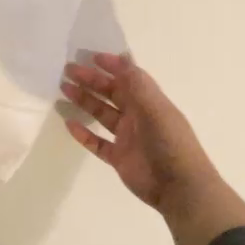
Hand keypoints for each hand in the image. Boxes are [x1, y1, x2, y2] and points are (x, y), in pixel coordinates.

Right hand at [59, 52, 216, 211]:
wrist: (180, 189)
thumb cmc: (170, 144)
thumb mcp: (156, 110)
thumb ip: (137, 84)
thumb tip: (123, 56)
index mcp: (150, 103)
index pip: (129, 79)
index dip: (112, 66)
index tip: (91, 56)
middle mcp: (138, 117)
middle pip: (111, 94)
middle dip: (91, 81)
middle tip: (68, 70)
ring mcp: (127, 138)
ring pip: (101, 115)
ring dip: (84, 101)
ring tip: (63, 89)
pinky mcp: (118, 158)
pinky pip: (97, 142)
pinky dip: (83, 134)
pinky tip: (69, 123)